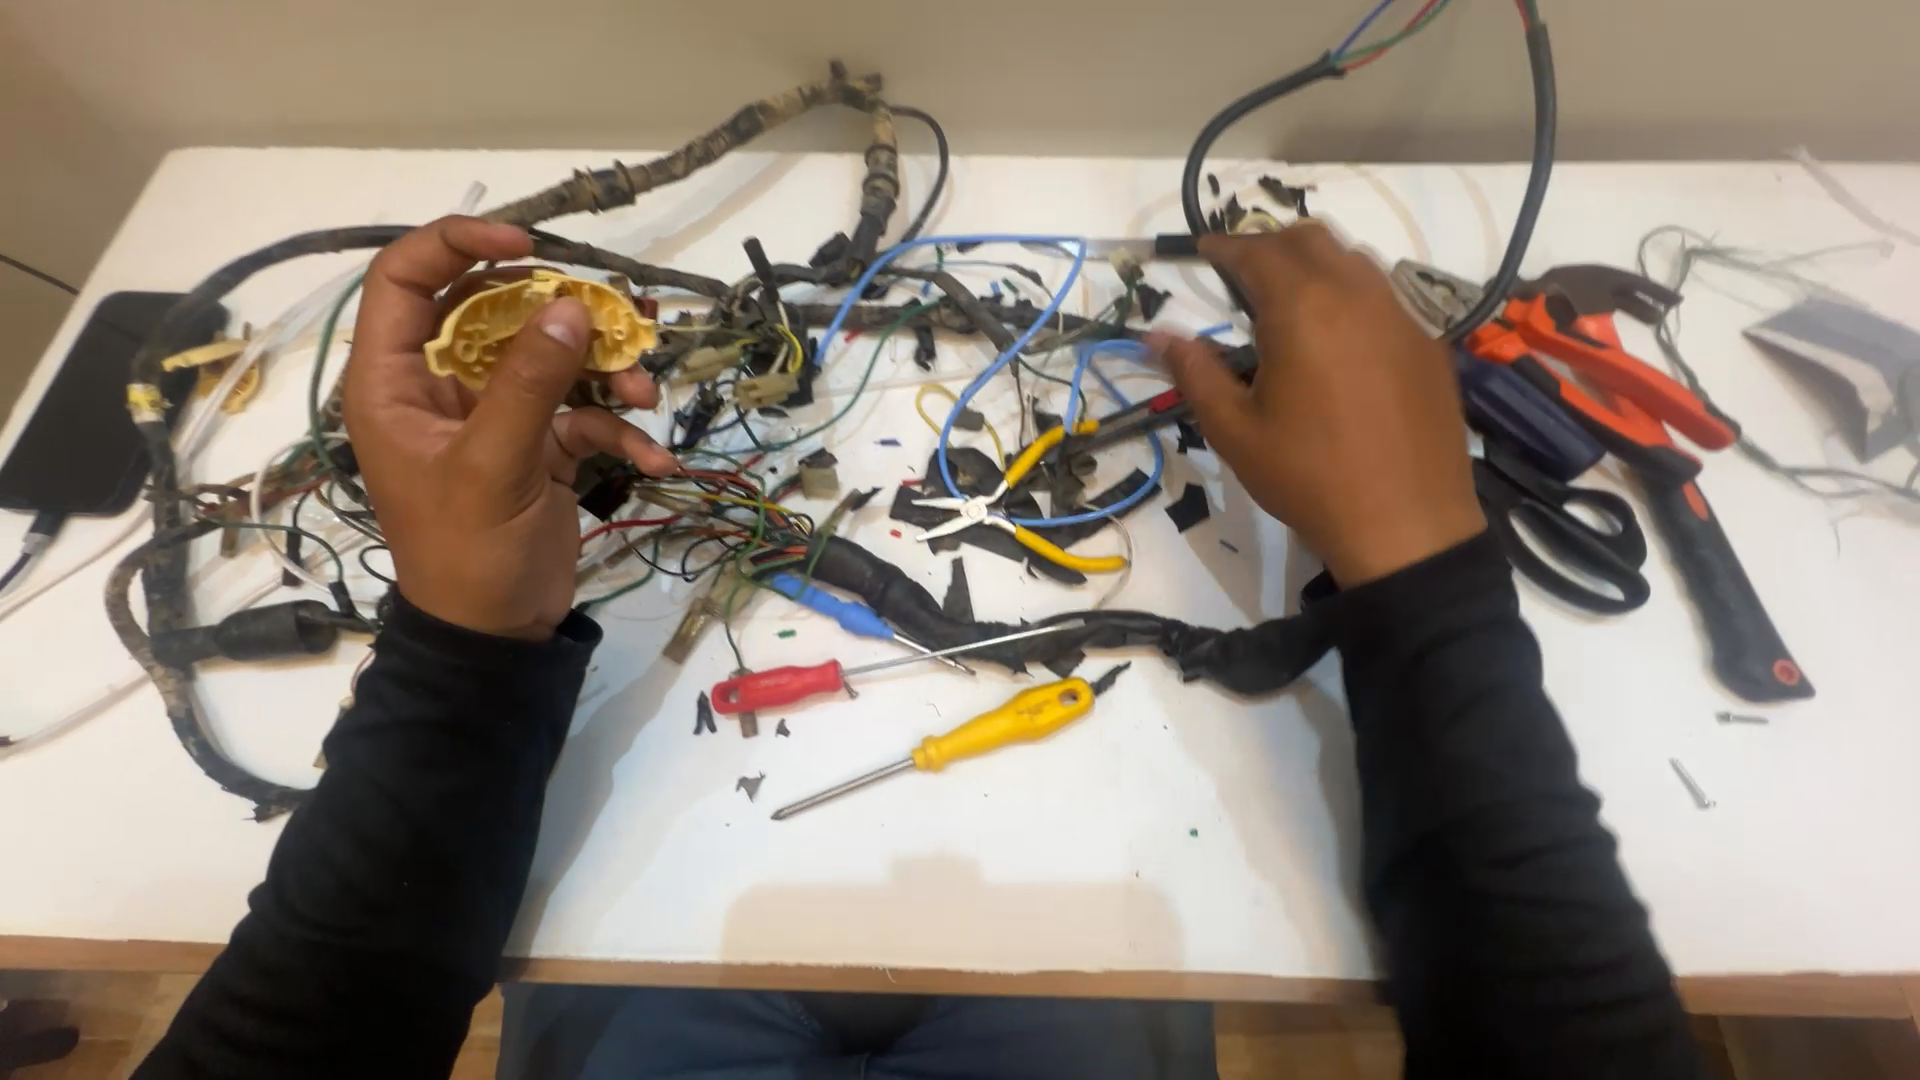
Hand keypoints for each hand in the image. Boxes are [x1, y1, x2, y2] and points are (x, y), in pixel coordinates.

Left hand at [344, 217, 679, 639]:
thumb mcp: (494, 463)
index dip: (459, 246)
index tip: (529, 247)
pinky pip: (588, 419)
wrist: (499, 627)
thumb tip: (570, 307)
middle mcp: (449, 386)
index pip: (408, 281)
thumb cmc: (468, 549)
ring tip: (645, 398)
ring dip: (607, 378)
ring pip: (558, 365)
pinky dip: (623, 434)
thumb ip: (529, 383)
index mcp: (399, 380)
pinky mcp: (547, 448)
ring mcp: (503, 417)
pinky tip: (653, 462)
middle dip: (564, 321)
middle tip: (614, 322)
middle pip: (504, 318)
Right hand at [1155, 224, 1484, 584]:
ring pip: (1352, 259)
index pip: (1257, 253)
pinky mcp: (1427, 341)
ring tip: (1285, 303)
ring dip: (1312, 264)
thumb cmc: (1305, 476)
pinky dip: (1349, 293)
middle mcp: (1356, 294)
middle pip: (1309, 239)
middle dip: (1268, 245)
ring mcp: (1401, 314)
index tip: (1201, 250)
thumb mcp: (1233, 430)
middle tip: (1239, 275)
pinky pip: (1383, 293)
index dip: (1224, 246)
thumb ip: (1195, 372)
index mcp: (1302, 310)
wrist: (1403, 521)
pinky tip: (1335, 339)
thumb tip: (1157, 335)